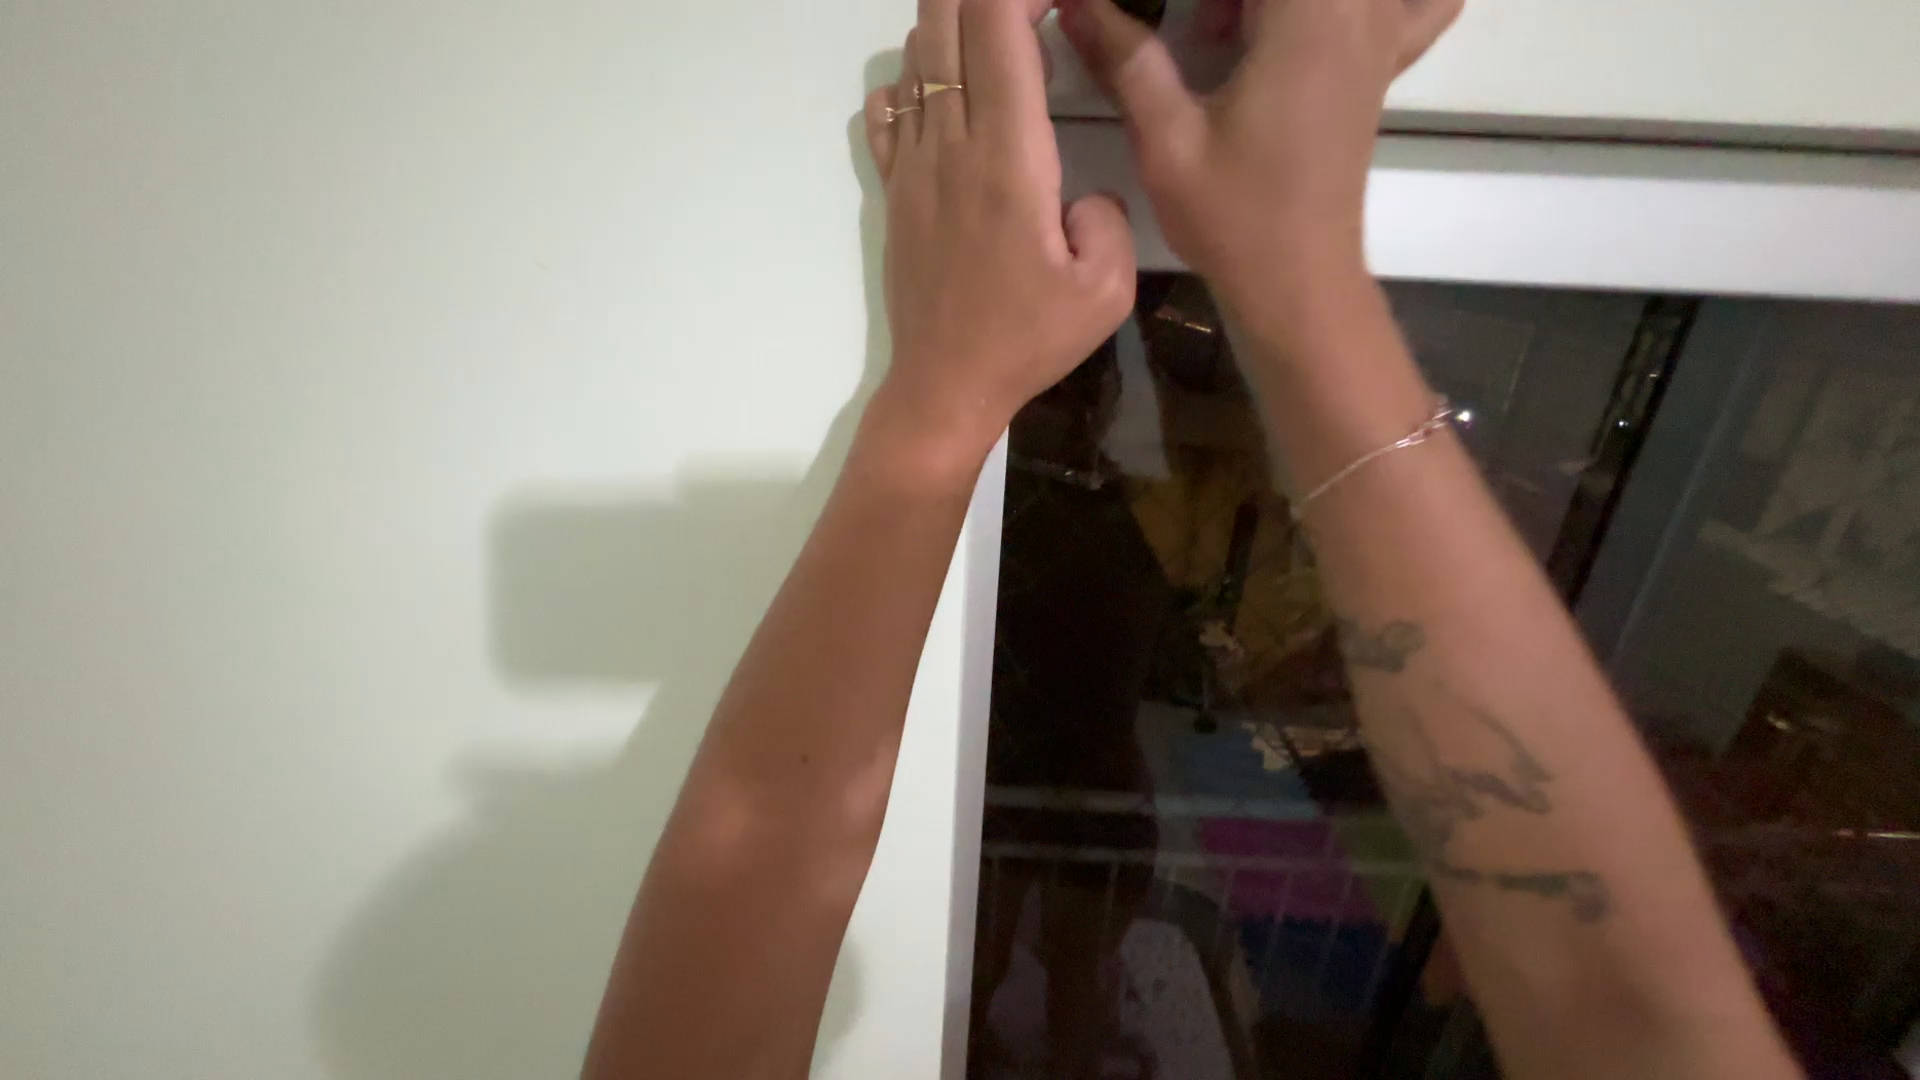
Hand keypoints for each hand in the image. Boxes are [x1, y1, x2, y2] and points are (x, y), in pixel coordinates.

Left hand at [861, 0, 1137, 474]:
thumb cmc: (1025, 343)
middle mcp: (950, 145)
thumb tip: (1084, 194)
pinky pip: (888, 110)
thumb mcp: (1105, 292)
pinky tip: (943, 105)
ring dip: (955, 33)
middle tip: (1034, 22)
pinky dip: (912, 84)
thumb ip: (1111, 218)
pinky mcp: (892, 194)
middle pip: (946, 15)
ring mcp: (912, 167)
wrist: (945, 386)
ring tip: (1000, 63)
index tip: (1062, 1)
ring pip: (915, 54)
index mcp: (1007, 158)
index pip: (998, 21)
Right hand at [1059, 0, 1461, 312]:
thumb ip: (1126, 60)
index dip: (1197, 0)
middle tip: (1193, 34)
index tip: (1164, 23)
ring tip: (1223, 33)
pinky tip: (1311, 24)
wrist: (1297, 279)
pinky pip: (1408, 0)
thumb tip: (1075, 3)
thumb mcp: (1166, 142)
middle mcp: (1359, 4)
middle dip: (1222, 4)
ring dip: (1263, 4)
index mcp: (1307, 12)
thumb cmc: (1231, 218)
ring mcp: (1383, 28)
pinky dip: (1360, 3)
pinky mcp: (1384, 60)